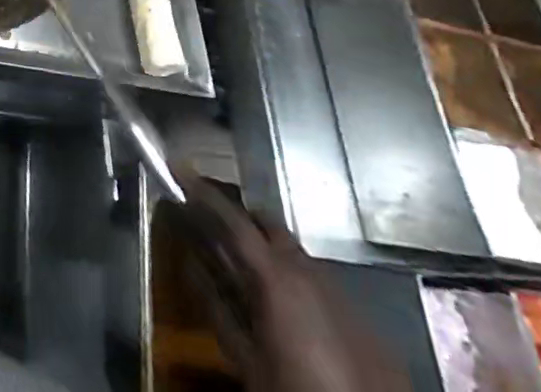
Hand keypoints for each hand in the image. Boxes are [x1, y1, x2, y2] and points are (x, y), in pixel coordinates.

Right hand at [173, 171, 408, 391]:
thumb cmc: (295, 388)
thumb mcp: (246, 356)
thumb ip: (217, 308)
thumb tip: (191, 267)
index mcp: (276, 276)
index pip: (232, 219)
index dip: (202, 191)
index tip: (179, 169)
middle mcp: (310, 272)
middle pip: (269, 225)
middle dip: (239, 219)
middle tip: (209, 222)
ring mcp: (340, 292)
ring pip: (295, 253)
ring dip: (266, 251)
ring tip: (242, 267)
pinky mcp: (361, 317)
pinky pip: (317, 281)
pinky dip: (293, 279)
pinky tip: (283, 305)